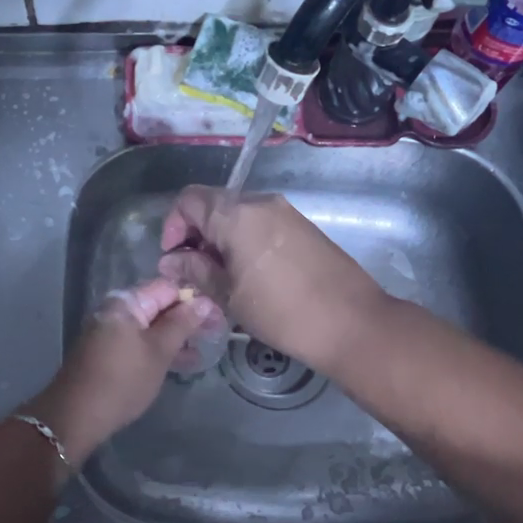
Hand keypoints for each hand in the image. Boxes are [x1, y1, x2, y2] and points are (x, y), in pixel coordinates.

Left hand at [22, 277, 219, 459]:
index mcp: (126, 301)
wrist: (77, 415)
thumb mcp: (158, 351)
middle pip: (159, 305)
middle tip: (215, 335)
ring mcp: (110, 329)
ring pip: (150, 325)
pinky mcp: (108, 350)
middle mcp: (115, 309)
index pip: (168, 288)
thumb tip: (203, 301)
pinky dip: (159, 347)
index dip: (194, 299)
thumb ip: (181, 323)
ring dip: (175, 336)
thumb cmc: (123, 379)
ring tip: (202, 351)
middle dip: (186, 319)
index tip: (218, 316)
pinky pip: (140, 340)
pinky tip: (180, 362)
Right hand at [157, 186, 390, 373]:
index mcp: (236, 214)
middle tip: (195, 271)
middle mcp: (260, 202)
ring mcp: (285, 211)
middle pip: (213, 204)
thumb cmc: (282, 312)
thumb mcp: (229, 295)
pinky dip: (245, 240)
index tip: (174, 258)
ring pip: (238, 214)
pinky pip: (260, 223)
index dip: (173, 225)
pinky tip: (250, 274)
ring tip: (222, 276)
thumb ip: (195, 270)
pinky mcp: (302, 226)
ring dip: (221, 238)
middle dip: (196, 233)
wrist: (353, 323)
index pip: (189, 200)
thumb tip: (170, 260)